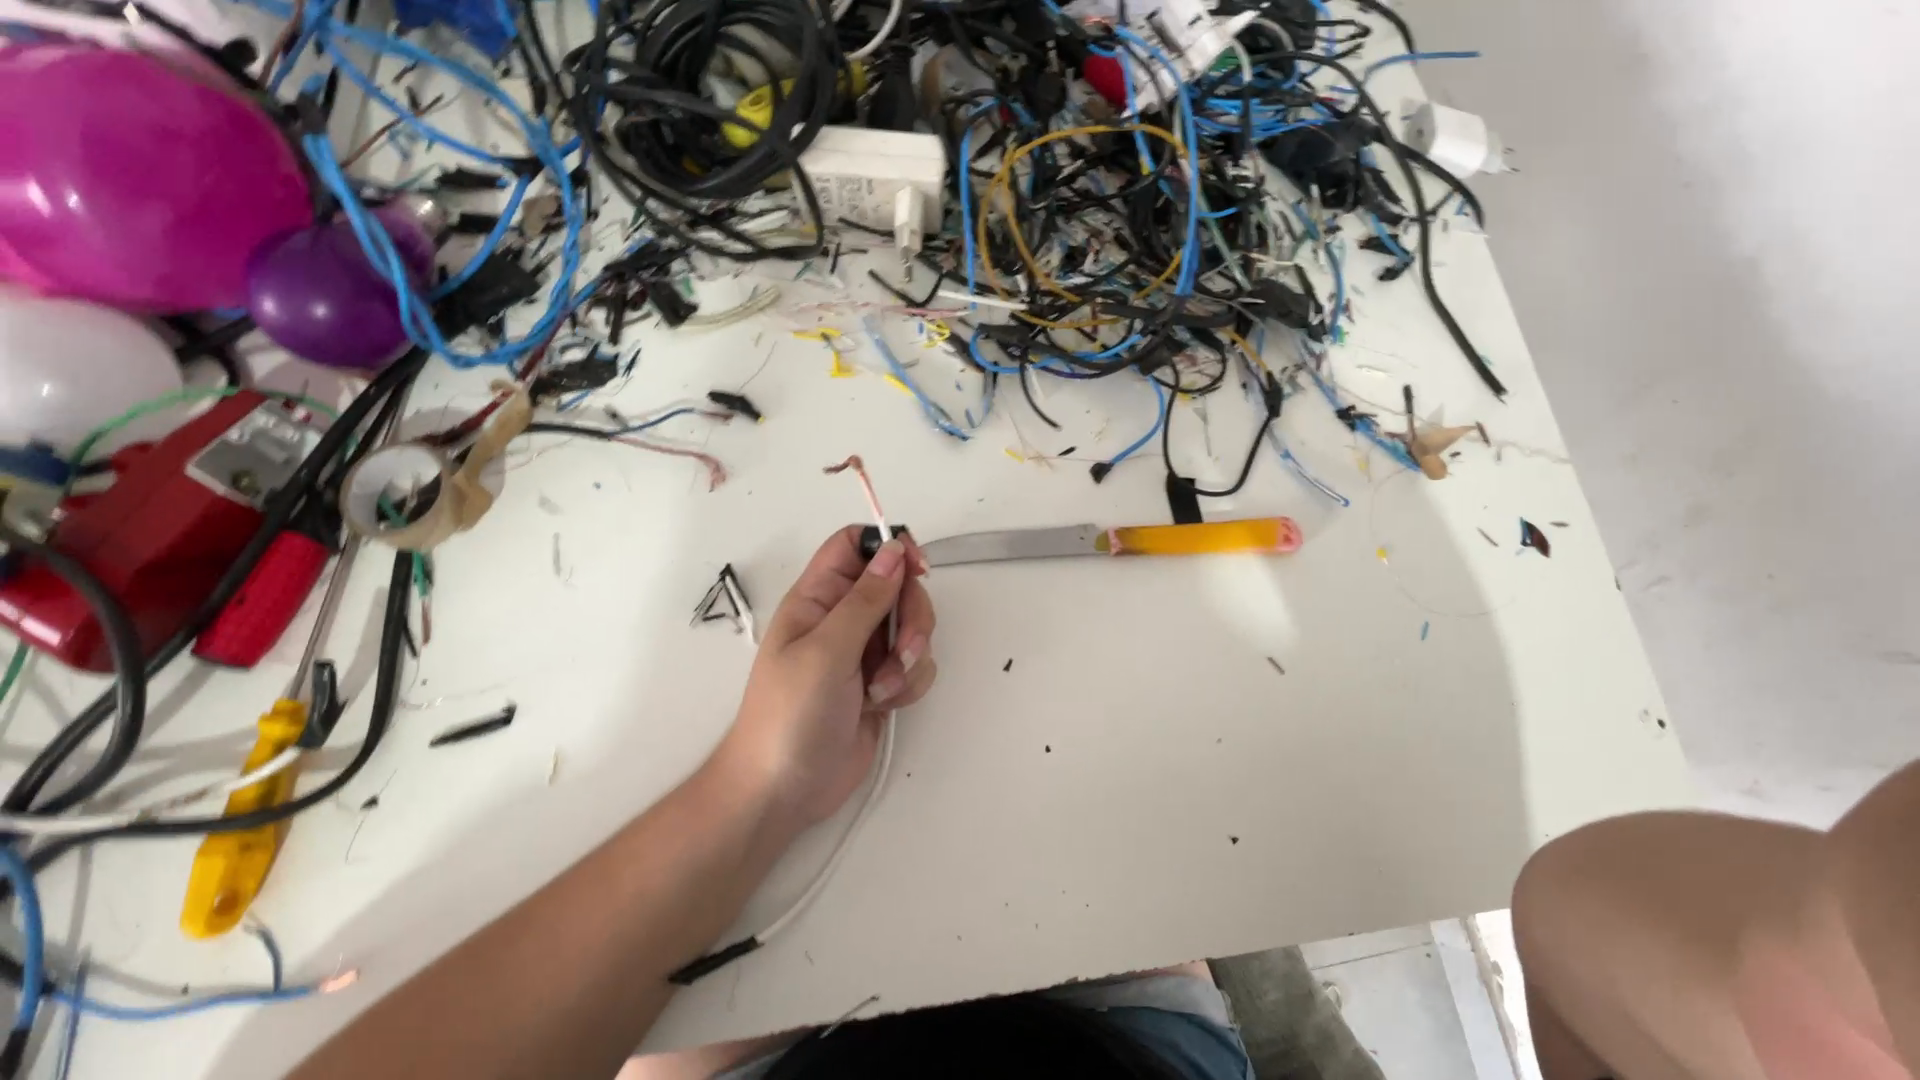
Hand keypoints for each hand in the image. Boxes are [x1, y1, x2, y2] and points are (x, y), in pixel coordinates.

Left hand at [721, 527, 935, 827]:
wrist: (784, 789)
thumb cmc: (791, 714)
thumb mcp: (827, 650)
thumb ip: (866, 599)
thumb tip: (894, 547)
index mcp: (817, 599)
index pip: (854, 546)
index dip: (888, 547)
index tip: (917, 569)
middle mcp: (842, 619)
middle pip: (898, 586)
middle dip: (912, 617)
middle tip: (903, 651)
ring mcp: (863, 653)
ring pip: (913, 628)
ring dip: (911, 657)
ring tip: (883, 689)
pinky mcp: (881, 685)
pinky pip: (915, 666)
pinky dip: (909, 683)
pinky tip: (884, 706)